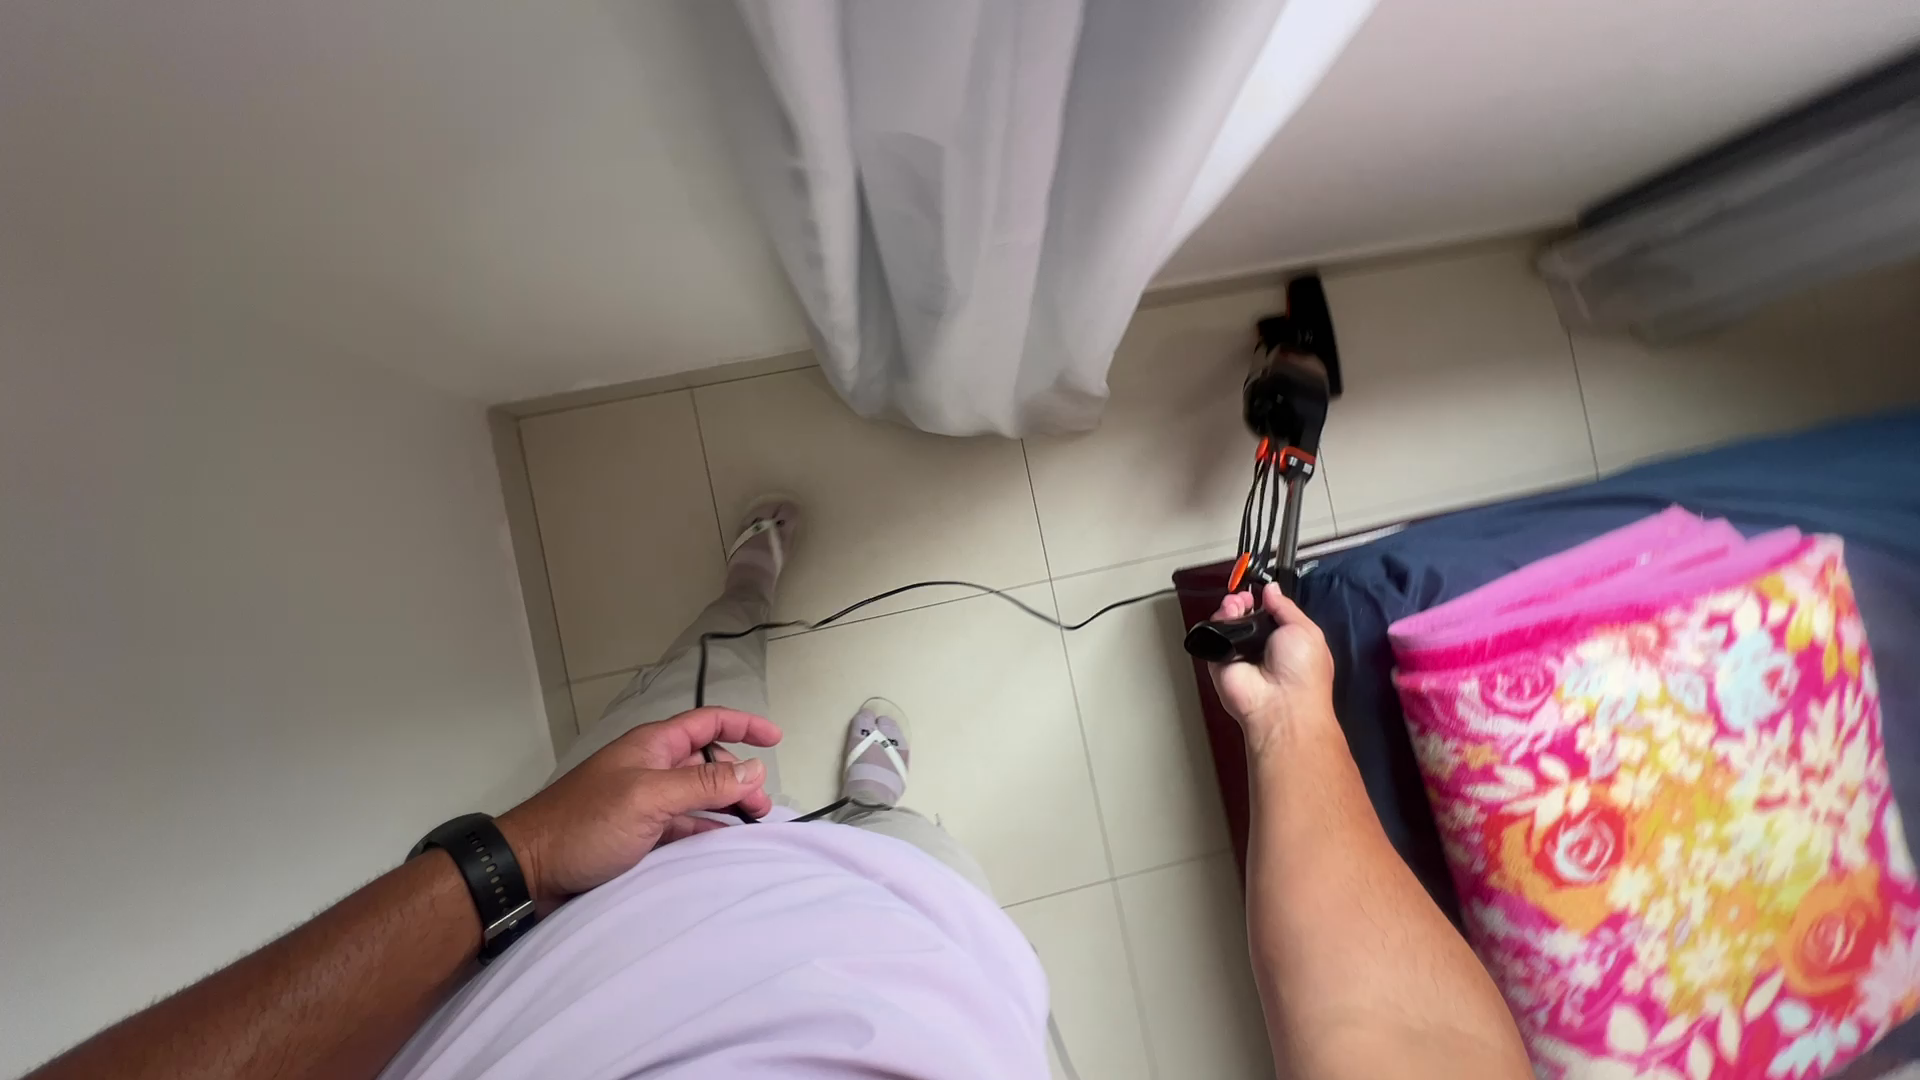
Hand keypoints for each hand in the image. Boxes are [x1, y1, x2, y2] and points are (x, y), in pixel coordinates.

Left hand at [496, 707, 779, 908]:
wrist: (526, 873)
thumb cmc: (584, 824)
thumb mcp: (650, 798)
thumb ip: (705, 783)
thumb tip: (755, 769)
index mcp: (654, 746)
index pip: (709, 722)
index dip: (744, 725)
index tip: (776, 739)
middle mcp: (653, 768)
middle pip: (709, 762)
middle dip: (740, 777)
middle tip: (760, 807)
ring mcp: (645, 802)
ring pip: (699, 795)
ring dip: (726, 806)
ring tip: (749, 826)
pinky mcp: (638, 834)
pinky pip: (684, 824)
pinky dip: (706, 830)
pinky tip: (721, 844)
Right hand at [1206, 583, 1335, 752]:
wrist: (1281, 702)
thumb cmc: (1302, 672)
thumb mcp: (1305, 629)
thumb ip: (1285, 606)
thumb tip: (1271, 589)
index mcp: (1284, 640)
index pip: (1267, 613)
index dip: (1261, 600)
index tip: (1257, 590)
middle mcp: (1260, 646)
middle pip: (1243, 614)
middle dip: (1242, 600)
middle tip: (1244, 598)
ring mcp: (1238, 653)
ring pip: (1226, 622)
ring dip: (1230, 608)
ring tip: (1235, 606)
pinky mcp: (1219, 660)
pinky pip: (1212, 636)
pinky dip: (1217, 623)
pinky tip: (1227, 616)